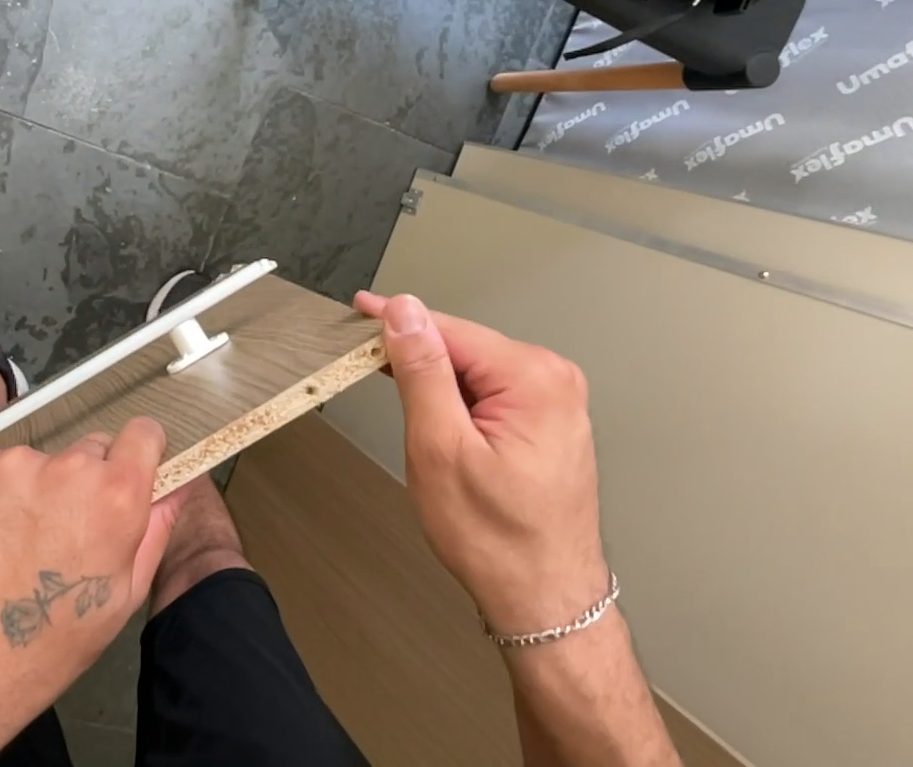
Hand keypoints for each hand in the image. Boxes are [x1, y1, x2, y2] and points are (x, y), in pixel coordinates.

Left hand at [0, 420, 183, 755]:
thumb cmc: (38, 651)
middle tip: (64, 531)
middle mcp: (67, 468)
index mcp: (115, 497)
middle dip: (87, 481)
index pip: (144, 433)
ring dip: (38, 486)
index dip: (140, 452)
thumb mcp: (120, 601)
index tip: (131, 469)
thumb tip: (174, 490)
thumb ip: (155, 531)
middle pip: (92, 448)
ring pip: (43, 459)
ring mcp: (14, 463)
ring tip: (17, 542)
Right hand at [353, 291, 606, 634]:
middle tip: (361, 355)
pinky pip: (487, 388)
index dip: (395, 320)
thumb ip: (422, 371)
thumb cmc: (497, 540)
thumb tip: (405, 312)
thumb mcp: (440, 448)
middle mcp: (552, 381)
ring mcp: (553, 402)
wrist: (545, 601)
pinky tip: (426, 401)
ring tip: (387, 381)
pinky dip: (451, 393)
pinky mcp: (545, 420)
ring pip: (471, 366)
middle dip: (412, 349)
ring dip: (429, 373)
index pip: (449, 328)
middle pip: (462, 344)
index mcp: (534, 379)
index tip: (359, 311)